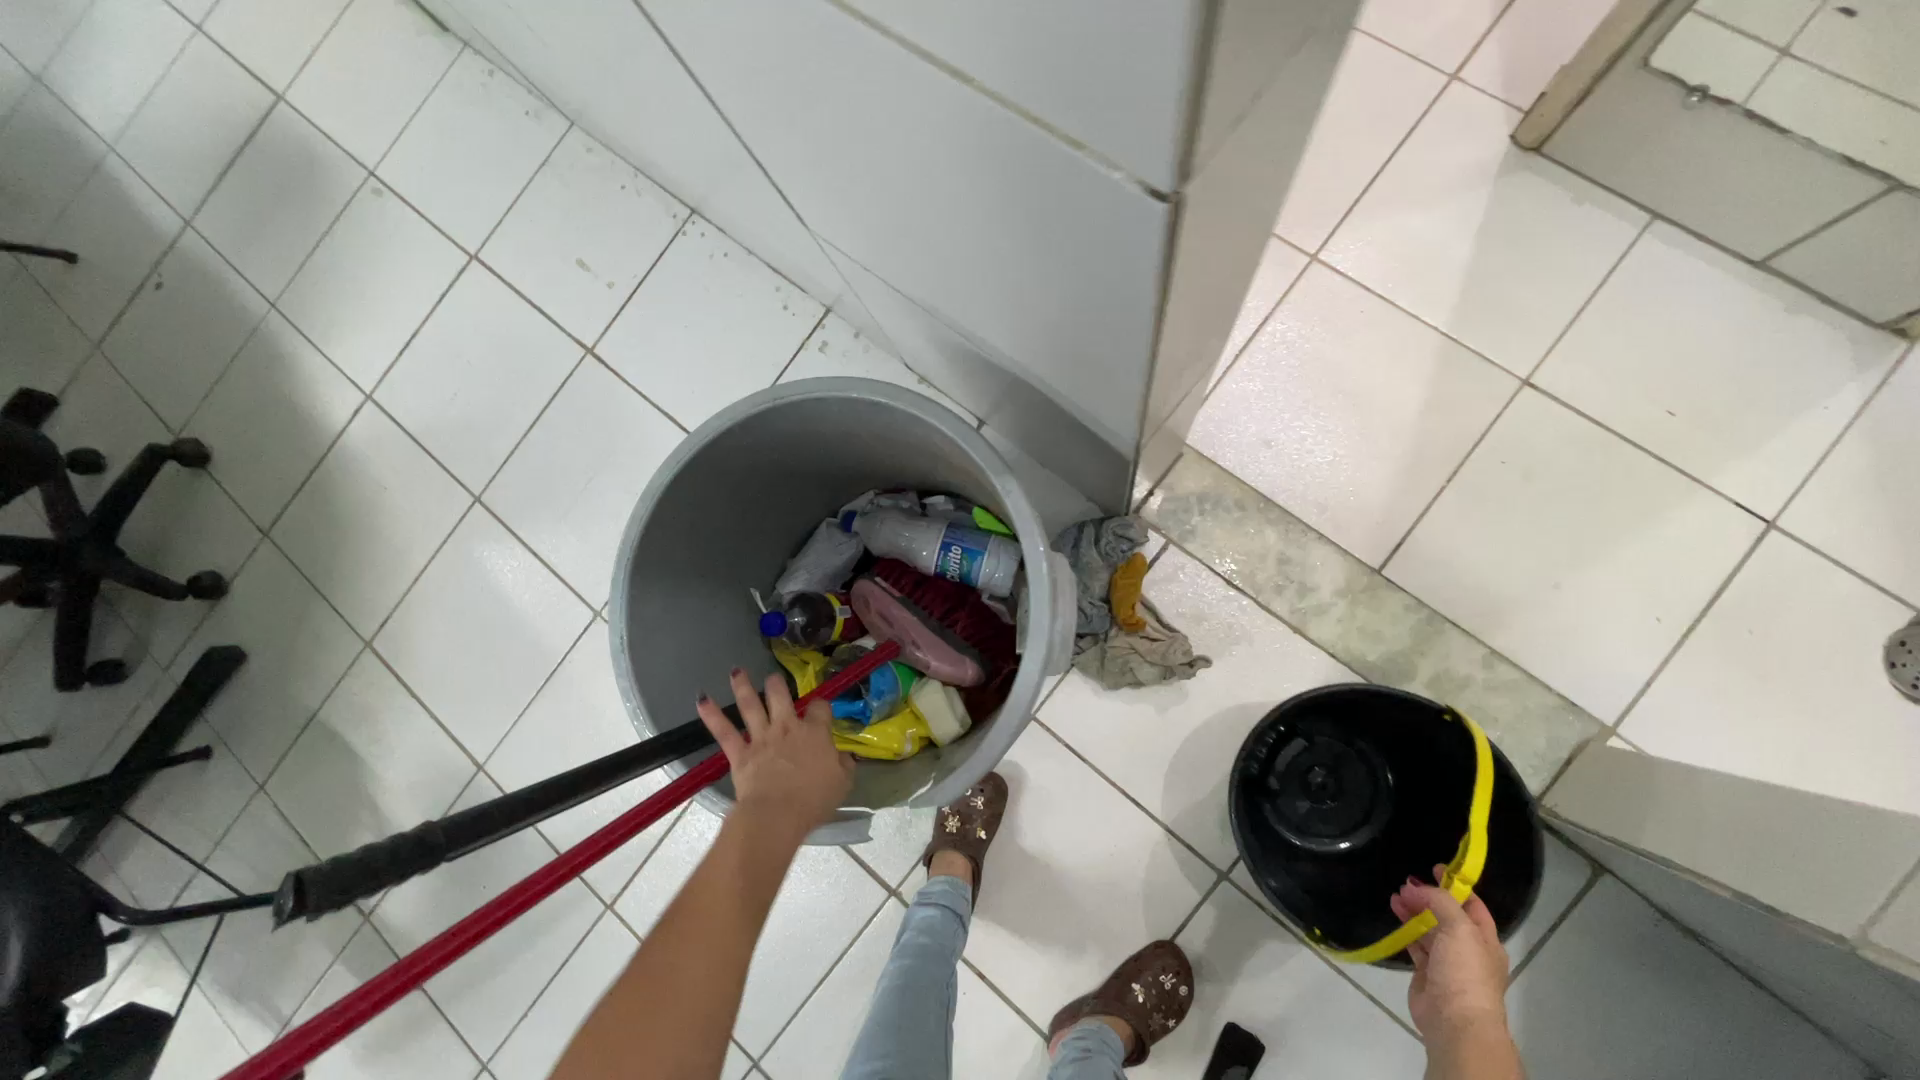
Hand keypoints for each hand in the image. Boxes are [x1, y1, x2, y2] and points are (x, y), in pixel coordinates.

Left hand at [697, 668, 853, 836]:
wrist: (778, 814)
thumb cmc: (814, 799)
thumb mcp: (843, 783)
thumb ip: (844, 765)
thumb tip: (844, 756)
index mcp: (815, 733)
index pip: (820, 708)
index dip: (821, 707)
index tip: (821, 711)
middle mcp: (786, 727)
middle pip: (780, 696)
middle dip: (777, 684)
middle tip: (773, 678)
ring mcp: (761, 738)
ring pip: (750, 705)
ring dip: (742, 686)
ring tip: (736, 672)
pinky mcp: (740, 752)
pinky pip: (723, 731)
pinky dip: (711, 715)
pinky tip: (701, 700)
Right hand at [1390, 864, 1510, 1043]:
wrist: (1455, 1021)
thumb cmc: (1465, 971)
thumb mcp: (1459, 928)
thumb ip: (1440, 901)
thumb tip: (1416, 886)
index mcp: (1485, 940)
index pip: (1472, 905)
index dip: (1455, 885)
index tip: (1434, 867)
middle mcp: (1468, 950)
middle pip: (1447, 916)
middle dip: (1429, 897)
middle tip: (1407, 882)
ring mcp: (1447, 962)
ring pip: (1429, 929)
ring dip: (1414, 911)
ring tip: (1395, 895)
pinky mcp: (1427, 973)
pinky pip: (1416, 945)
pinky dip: (1406, 930)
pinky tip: (1395, 915)